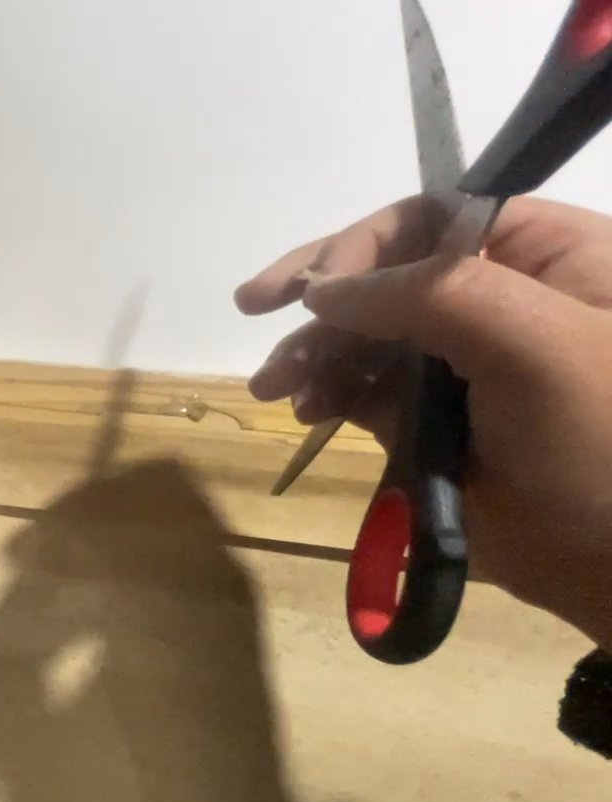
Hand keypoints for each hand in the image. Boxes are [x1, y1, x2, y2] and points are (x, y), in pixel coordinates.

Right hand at [236, 196, 611, 648]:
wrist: (611, 558)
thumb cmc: (599, 444)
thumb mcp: (538, 350)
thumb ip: (435, 297)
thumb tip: (322, 290)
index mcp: (551, 263)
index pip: (438, 220)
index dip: (363, 243)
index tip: (305, 290)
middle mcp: (498, 302)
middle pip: (384, 274)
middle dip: (318, 298)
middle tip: (249, 306)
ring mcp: (456, 362)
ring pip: (358, 334)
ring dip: (307, 354)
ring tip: (273, 390)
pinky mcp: (422, 413)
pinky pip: (354, 386)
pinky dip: (320, 393)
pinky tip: (307, 413)